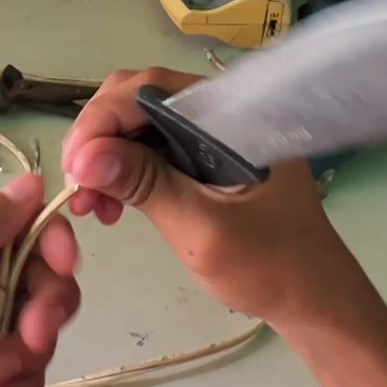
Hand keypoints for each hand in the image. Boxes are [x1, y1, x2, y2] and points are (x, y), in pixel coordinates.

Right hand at [60, 68, 367, 329]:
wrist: (313, 297)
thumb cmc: (269, 265)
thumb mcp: (201, 229)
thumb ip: (146, 185)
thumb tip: (84, 157)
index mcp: (229, 111)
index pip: (150, 89)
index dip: (102, 119)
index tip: (73, 166)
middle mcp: (216, 108)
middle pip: (137, 98)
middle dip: (97, 137)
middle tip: (75, 187)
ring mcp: (207, 130)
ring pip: (136, 122)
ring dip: (104, 156)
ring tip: (88, 204)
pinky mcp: (199, 154)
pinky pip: (148, 146)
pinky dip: (122, 169)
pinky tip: (110, 204)